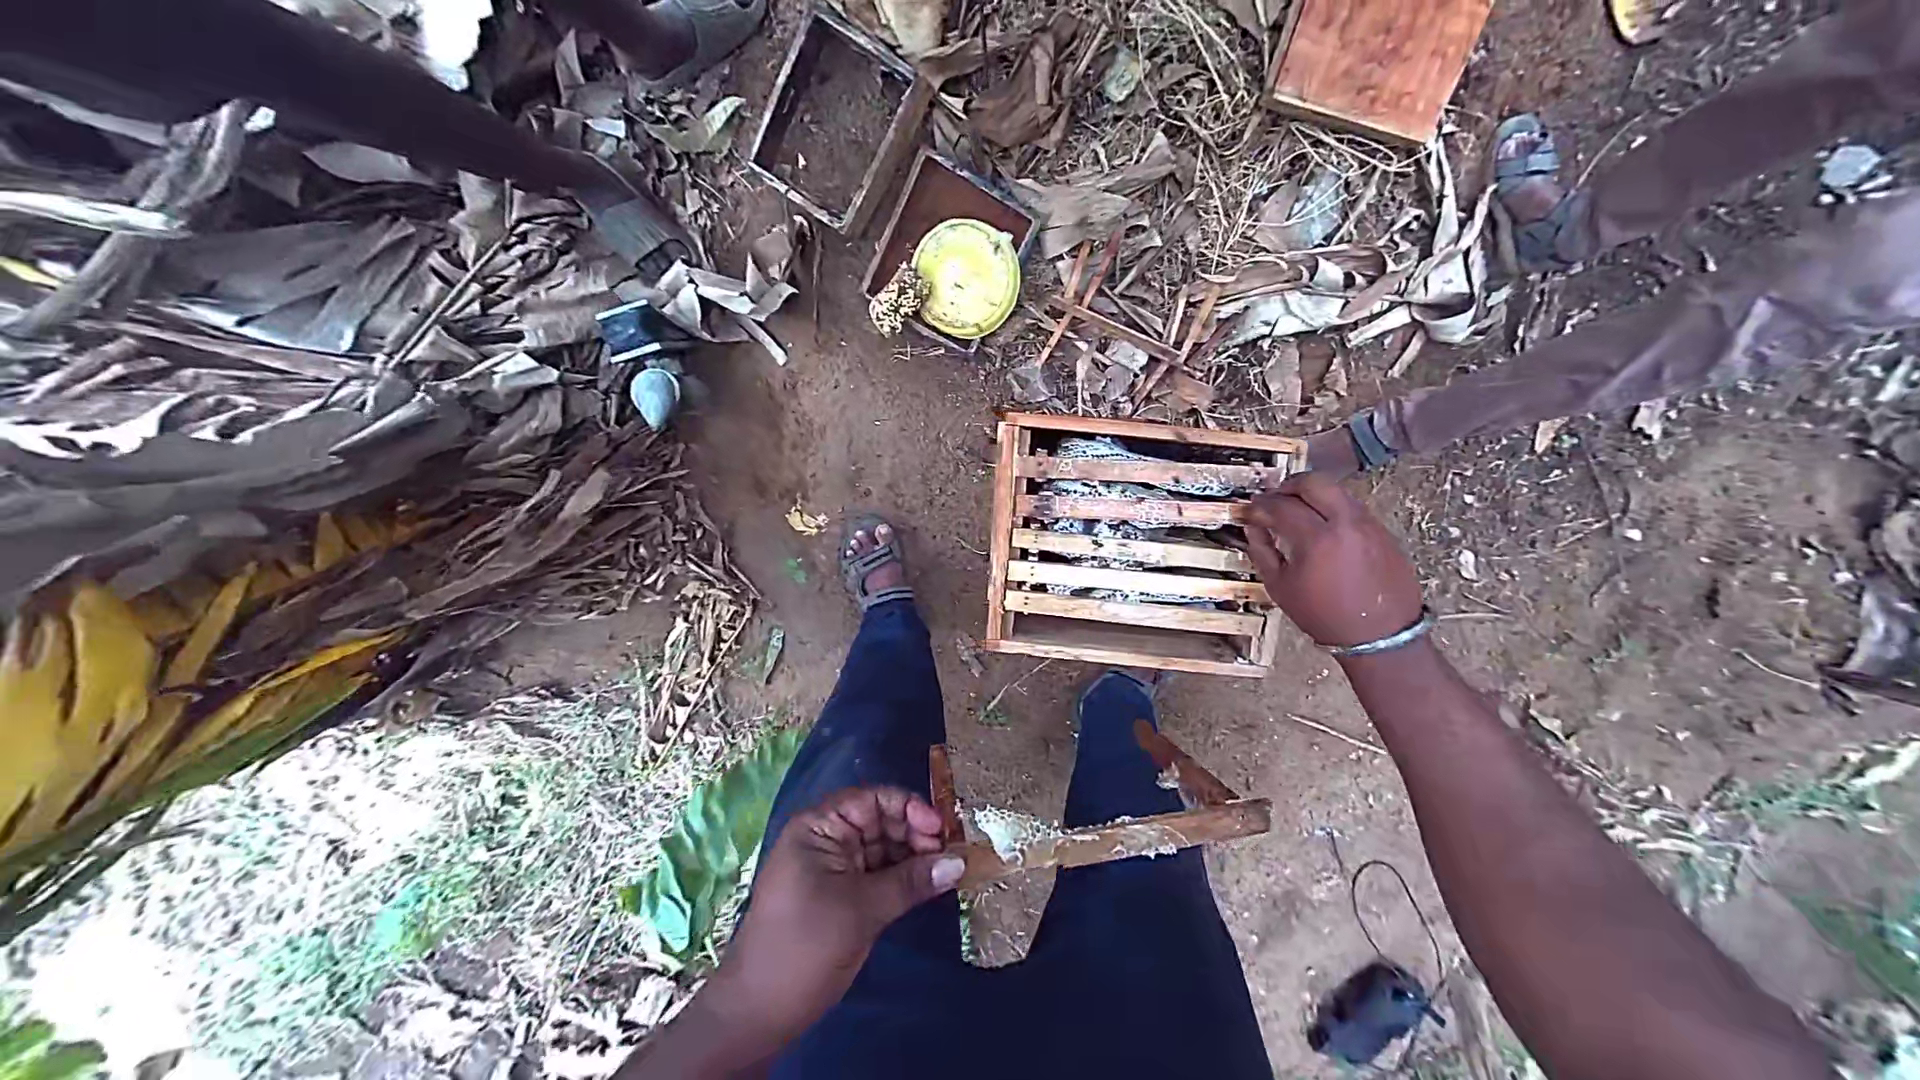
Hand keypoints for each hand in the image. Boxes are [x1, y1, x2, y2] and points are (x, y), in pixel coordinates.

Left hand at [701, 787, 964, 1046]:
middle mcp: (828, 839)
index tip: (940, 830)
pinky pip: (882, 874)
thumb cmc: (804, 946)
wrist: (759, 1012)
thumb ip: (911, 882)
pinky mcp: (845, 895)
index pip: (872, 800)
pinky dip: (906, 877)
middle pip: (881, 821)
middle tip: (951, 853)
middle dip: (916, 833)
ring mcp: (836, 868)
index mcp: (819, 827)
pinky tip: (932, 884)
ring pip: (885, 848)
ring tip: (949, 869)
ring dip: (916, 856)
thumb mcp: (861, 910)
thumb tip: (959, 861)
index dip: (909, 808)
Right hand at [1246, 472, 1422, 647]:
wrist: (1379, 635)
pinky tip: (1319, 526)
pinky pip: (1351, 507)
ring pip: (1335, 490)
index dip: (1260, 506)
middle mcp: (1346, 524)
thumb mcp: (1280, 586)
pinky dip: (1330, 508)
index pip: (1281, 506)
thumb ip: (1262, 551)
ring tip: (1295, 511)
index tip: (1251, 511)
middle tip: (1273, 499)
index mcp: (1317, 539)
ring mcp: (1368, 525)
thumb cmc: (1325, 615)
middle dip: (1287, 486)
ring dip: (1311, 495)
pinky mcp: (1381, 531)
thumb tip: (1254, 528)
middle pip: (1313, 482)